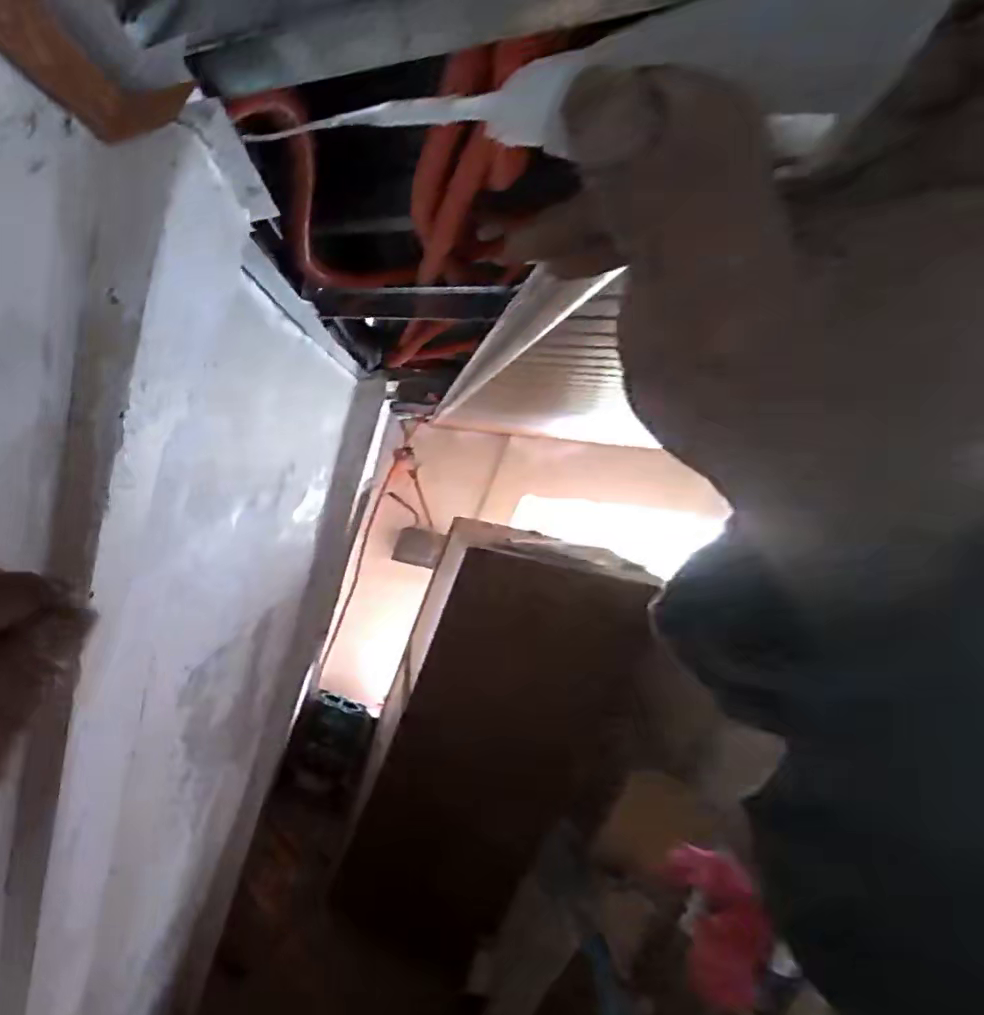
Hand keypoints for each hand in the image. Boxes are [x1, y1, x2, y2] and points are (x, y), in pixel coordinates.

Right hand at [504, 62, 983, 599]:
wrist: (831, 494)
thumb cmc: (798, 415)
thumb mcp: (721, 306)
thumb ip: (676, 192)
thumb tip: (604, 88)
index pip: (884, 18)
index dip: (757, 28)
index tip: (646, 62)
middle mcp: (956, 128)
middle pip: (812, 57)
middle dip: (672, 109)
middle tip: (569, 153)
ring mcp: (894, 164)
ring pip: (755, 119)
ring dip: (637, 173)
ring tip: (544, 237)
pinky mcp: (834, 203)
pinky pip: (734, 175)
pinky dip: (649, 209)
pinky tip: (576, 253)